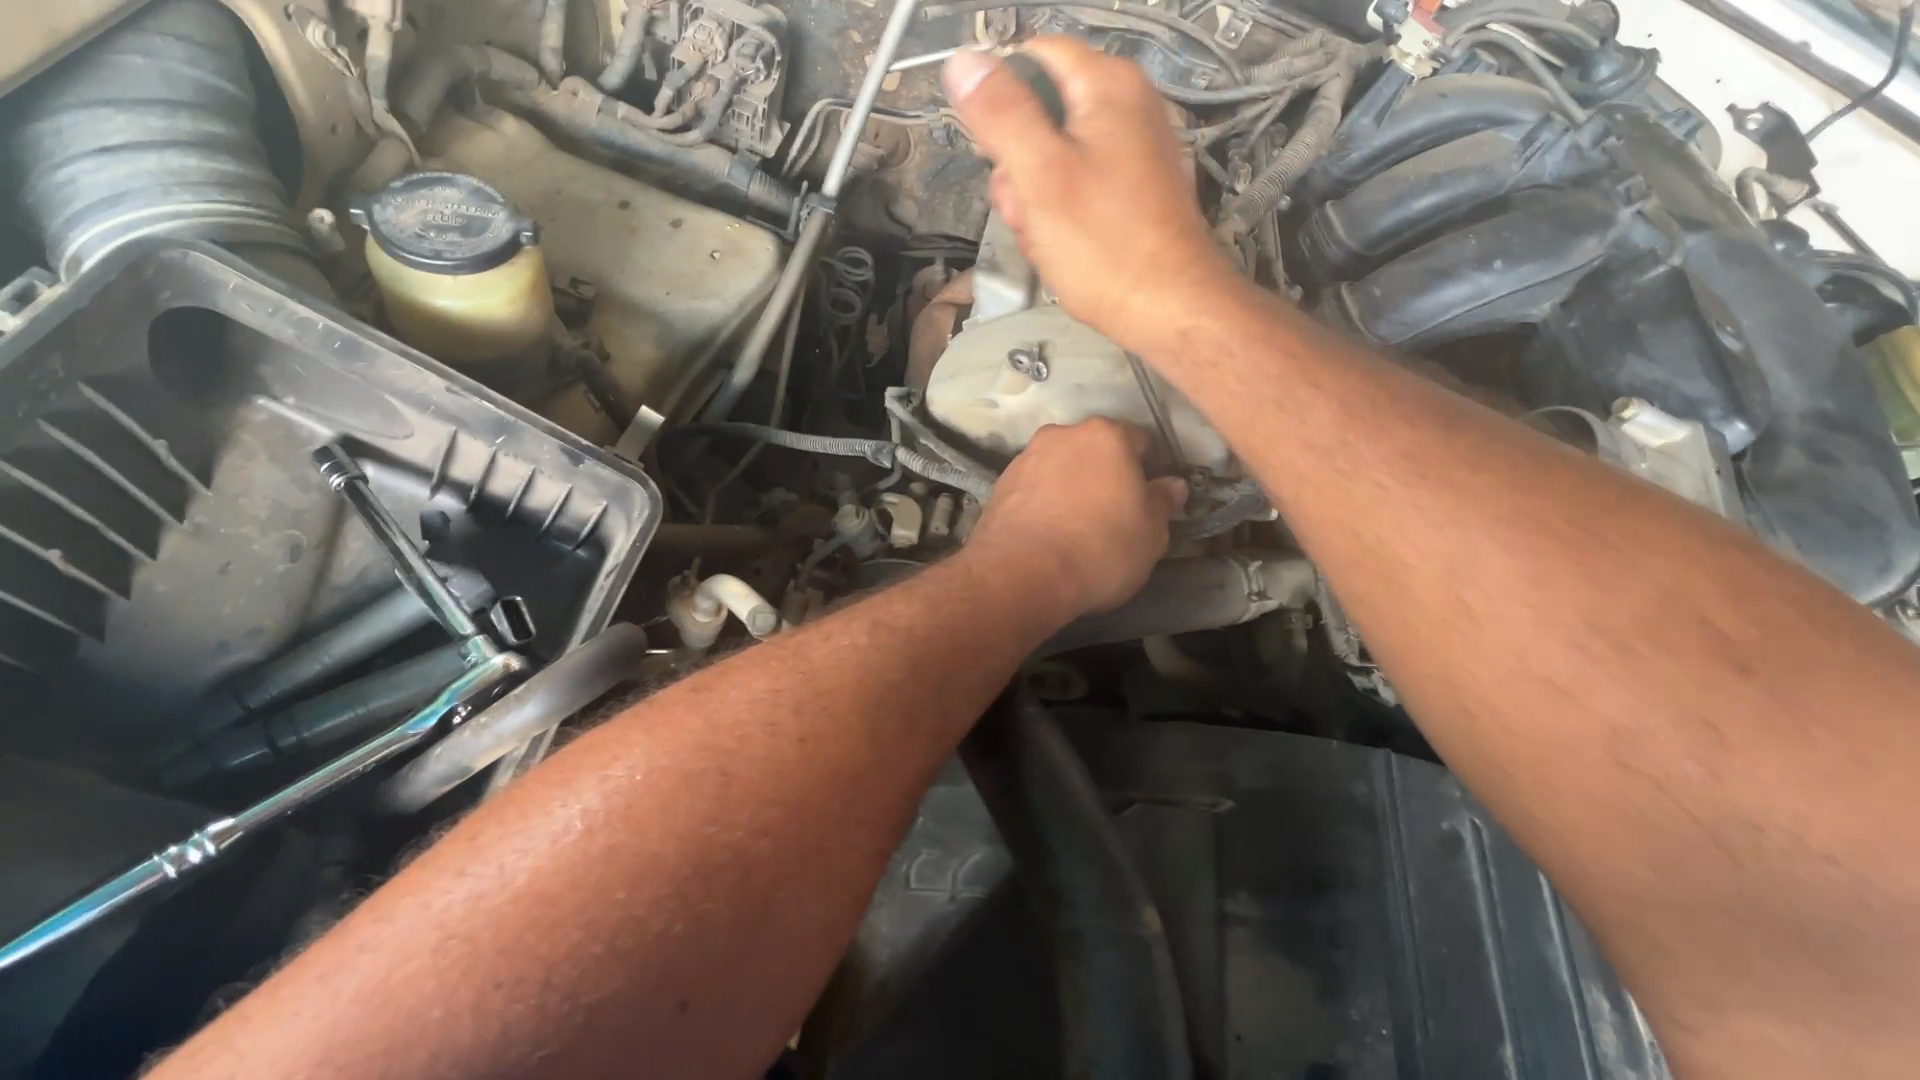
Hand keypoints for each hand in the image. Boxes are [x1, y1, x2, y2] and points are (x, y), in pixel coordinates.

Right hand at [943, 38, 1244, 353]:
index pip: (1032, 56)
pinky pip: (1073, 189)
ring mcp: (1130, 152)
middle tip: (1026, 205)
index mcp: (1108, 86)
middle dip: (1015, 165)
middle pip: (1038, 114)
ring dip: (1032, 199)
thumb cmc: (1106, 246)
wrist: (1168, 310)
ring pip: (1050, 159)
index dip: (1000, 99)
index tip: (992, 150)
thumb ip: (1000, 113)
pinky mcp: (1129, 192)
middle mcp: (1126, 108)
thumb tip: (963, 61)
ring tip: (1045, 234)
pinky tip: (1062, 245)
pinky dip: (1057, 216)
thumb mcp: (1039, 174)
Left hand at [961, 419, 1186, 621]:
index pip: (1139, 440)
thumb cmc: (1100, 549)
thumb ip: (1163, 502)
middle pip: (1094, 450)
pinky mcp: (999, 486)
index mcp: (1106, 436)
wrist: (1020, 575)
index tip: (1148, 497)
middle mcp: (1062, 435)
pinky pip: (1033, 488)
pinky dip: (1042, 502)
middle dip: (1105, 474)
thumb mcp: (1151, 533)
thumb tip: (1172, 484)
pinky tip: (1047, 533)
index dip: (1148, 468)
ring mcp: (1025, 458)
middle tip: (1113, 512)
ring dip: (1070, 486)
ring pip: (1060, 467)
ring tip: (1075, 526)